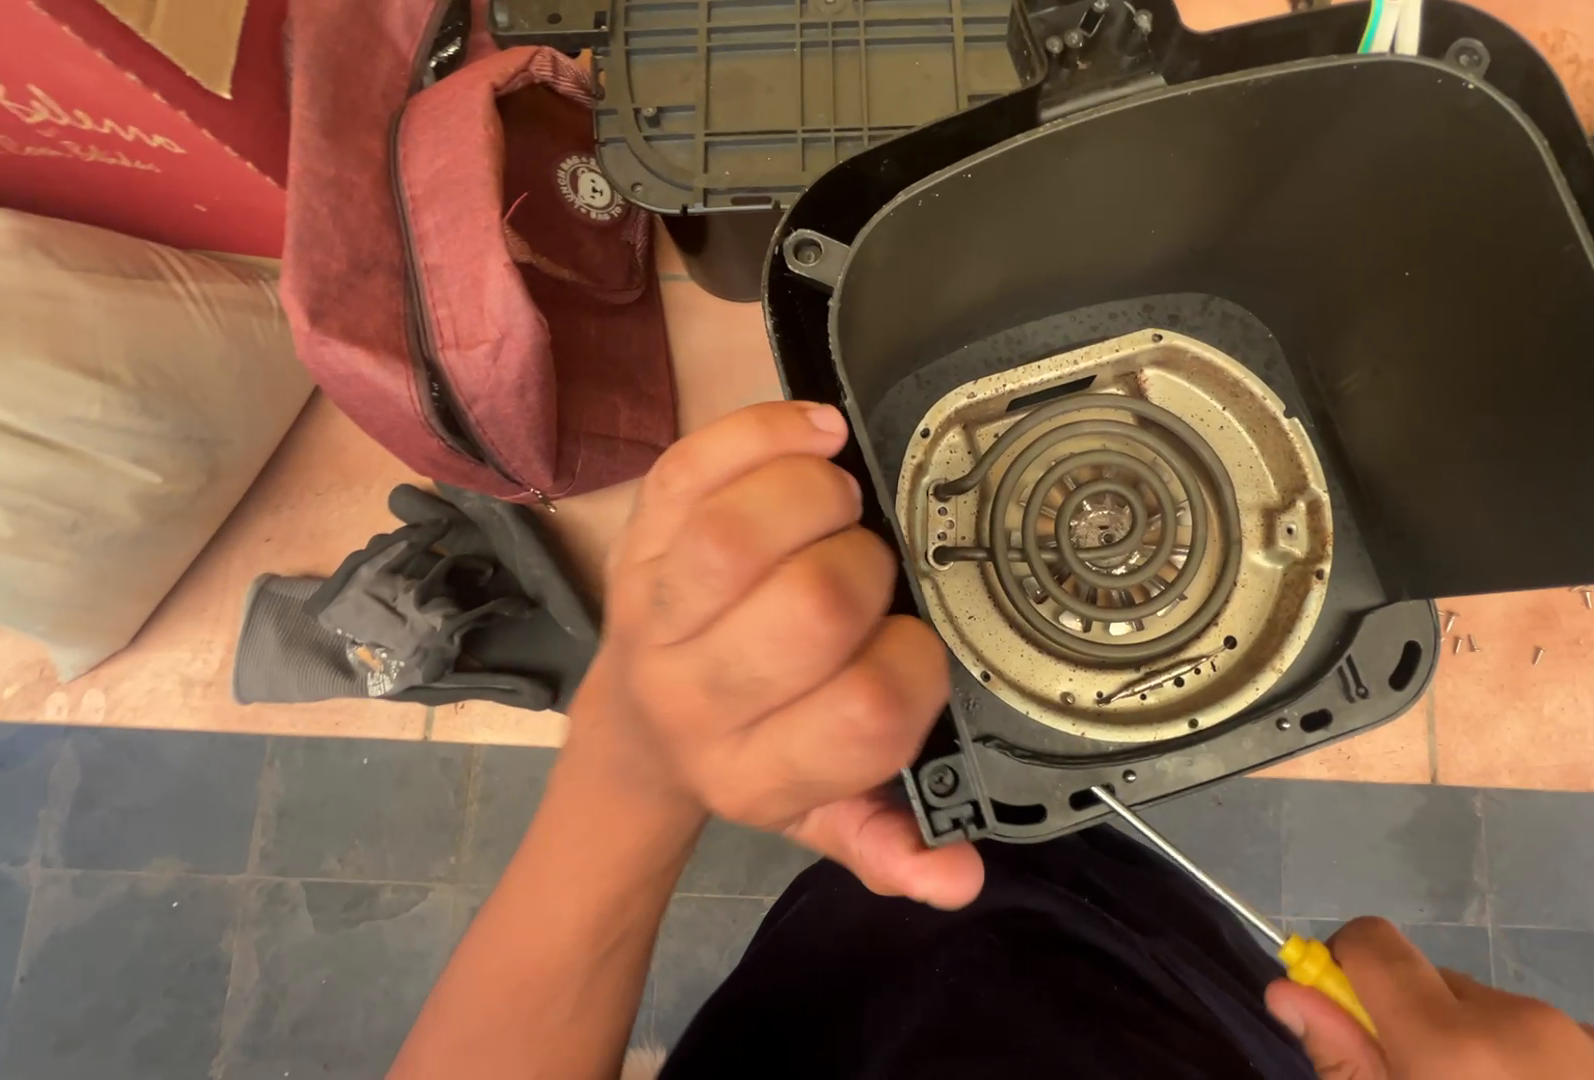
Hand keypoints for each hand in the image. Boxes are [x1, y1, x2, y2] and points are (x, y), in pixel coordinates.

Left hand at [570, 400, 983, 908]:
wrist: (635, 727)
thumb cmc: (746, 753)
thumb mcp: (815, 816)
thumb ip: (884, 844)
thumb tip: (958, 877)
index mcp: (758, 772)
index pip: (869, 713)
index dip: (915, 662)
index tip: (909, 644)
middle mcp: (697, 698)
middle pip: (813, 608)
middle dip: (868, 572)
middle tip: (870, 565)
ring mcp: (654, 614)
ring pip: (740, 533)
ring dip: (817, 497)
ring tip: (839, 499)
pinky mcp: (637, 542)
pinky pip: (693, 467)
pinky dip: (765, 433)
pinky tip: (815, 433)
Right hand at [1265, 918, 1593, 1078]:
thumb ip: (1346, 1062)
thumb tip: (1287, 990)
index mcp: (1451, 1041)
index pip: (1370, 940)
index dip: (1348, 968)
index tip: (1356, 1019)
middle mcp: (1526, 1023)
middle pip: (1440, 985)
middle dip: (1426, 1027)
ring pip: (1511, 1019)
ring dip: (1497, 1057)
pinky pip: (1580, 1048)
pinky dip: (1562, 1078)